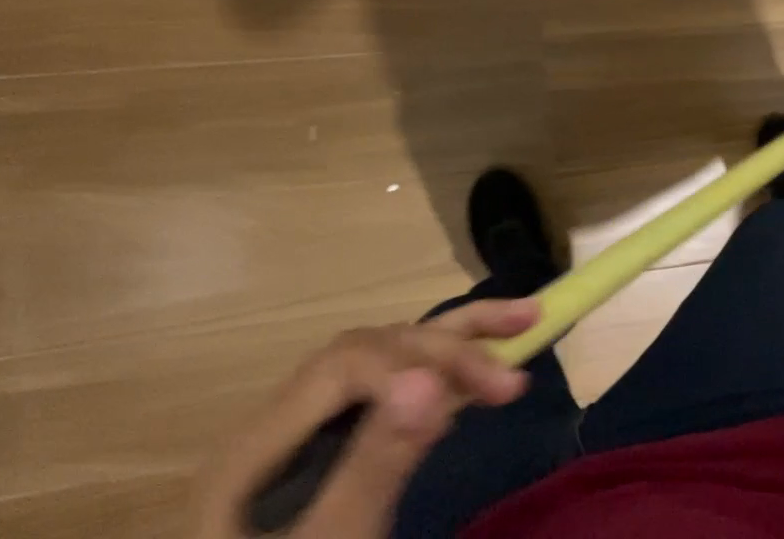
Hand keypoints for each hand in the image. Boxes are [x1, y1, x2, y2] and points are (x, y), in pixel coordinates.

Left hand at [188, 299, 539, 538]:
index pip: (345, 363)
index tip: (485, 391)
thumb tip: (427, 382)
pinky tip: (482, 368)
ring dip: (455, 339)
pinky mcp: (336, 451)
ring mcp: (308, 434)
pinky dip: (441, 373)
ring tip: (526, 317)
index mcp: (257, 445)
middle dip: (447, 349)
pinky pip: (392, 390)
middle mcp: (281, 423)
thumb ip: (372, 466)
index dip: (416, 361)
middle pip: (370, 351)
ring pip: (386, 359)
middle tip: (518, 367)